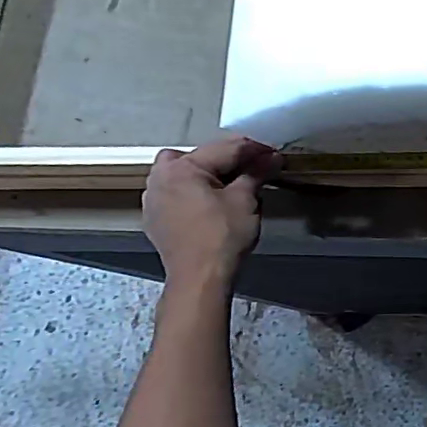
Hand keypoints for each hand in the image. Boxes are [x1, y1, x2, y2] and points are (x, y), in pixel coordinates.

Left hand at [142, 137, 278, 288]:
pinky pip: (175, 194)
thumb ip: (255, 174)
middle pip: (197, 156)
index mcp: (182, 168)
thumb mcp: (245, 201)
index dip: (254, 148)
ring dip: (204, 174)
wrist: (200, 278)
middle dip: (224, 159)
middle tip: (249, 169)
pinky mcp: (155, 218)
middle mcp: (160, 177)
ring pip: (181, 174)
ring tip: (228, 186)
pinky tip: (209, 205)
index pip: (225, 149)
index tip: (274, 152)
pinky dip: (192, 193)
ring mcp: (153, 199)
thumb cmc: (223, 237)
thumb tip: (271, 158)